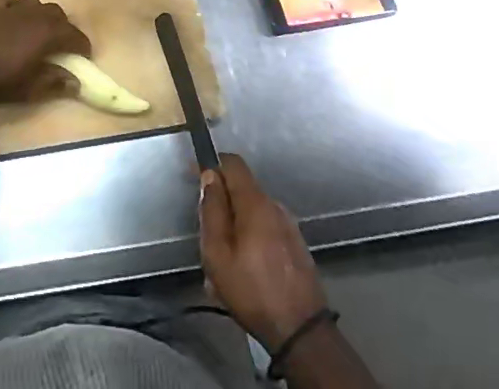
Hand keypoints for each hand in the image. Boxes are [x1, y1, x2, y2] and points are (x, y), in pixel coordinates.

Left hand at [0, 0, 89, 102]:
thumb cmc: (1, 78)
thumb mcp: (32, 87)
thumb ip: (56, 81)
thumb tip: (75, 81)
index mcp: (48, 32)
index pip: (75, 35)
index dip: (82, 47)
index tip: (83, 59)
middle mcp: (33, 14)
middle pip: (57, 14)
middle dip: (63, 28)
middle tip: (62, 47)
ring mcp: (12, 8)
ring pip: (35, 4)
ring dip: (41, 16)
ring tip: (39, 32)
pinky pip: (10, 2)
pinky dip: (15, 8)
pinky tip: (12, 19)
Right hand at [199, 153, 328, 351]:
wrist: (302, 334)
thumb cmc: (251, 290)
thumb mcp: (217, 251)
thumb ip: (212, 209)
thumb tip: (210, 176)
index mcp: (256, 204)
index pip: (234, 163)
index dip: (212, 165)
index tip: (197, 180)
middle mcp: (276, 208)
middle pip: (242, 189)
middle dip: (222, 204)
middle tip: (208, 234)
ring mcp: (290, 228)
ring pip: (253, 213)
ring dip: (235, 225)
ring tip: (224, 258)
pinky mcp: (297, 247)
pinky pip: (266, 230)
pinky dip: (250, 239)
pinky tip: (244, 269)